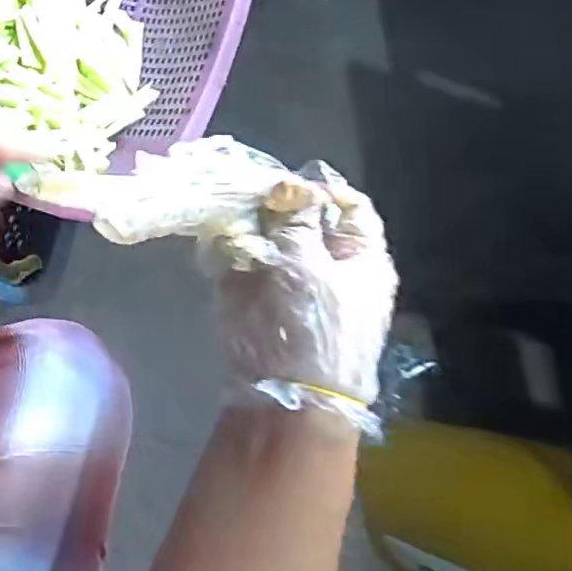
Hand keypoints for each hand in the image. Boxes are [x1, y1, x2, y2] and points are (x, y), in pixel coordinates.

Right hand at [213, 162, 396, 412]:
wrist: (283, 386)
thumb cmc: (313, 325)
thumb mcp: (310, 265)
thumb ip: (297, 220)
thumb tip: (291, 184)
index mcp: (358, 256)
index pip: (346, 205)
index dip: (317, 188)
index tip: (283, 184)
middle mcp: (321, 260)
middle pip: (296, 216)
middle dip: (267, 204)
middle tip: (240, 192)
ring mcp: (281, 274)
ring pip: (259, 232)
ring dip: (240, 223)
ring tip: (223, 215)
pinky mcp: (247, 287)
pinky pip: (232, 254)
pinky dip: (221, 246)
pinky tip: (213, 240)